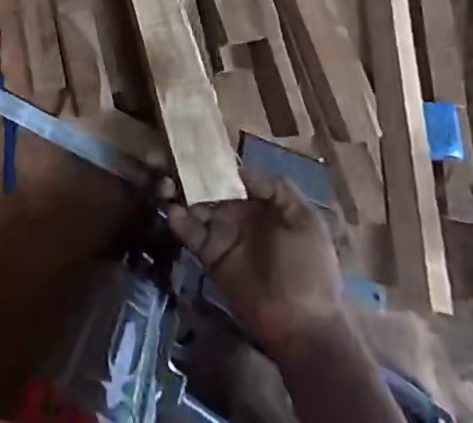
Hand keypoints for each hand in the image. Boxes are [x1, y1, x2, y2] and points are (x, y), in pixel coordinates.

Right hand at [166, 168, 345, 352]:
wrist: (301, 323)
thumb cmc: (308, 266)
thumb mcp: (303, 220)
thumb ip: (276, 190)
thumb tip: (240, 170)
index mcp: (264, 204)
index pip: (235, 177)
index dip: (217, 164)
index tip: (197, 148)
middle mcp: (241, 215)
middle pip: (212, 189)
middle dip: (192, 176)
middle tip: (169, 161)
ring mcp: (225, 236)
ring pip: (198, 208)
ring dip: (181, 194)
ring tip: (165, 183)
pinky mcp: (212, 258)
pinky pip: (193, 235)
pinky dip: (180, 222)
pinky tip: (173, 211)